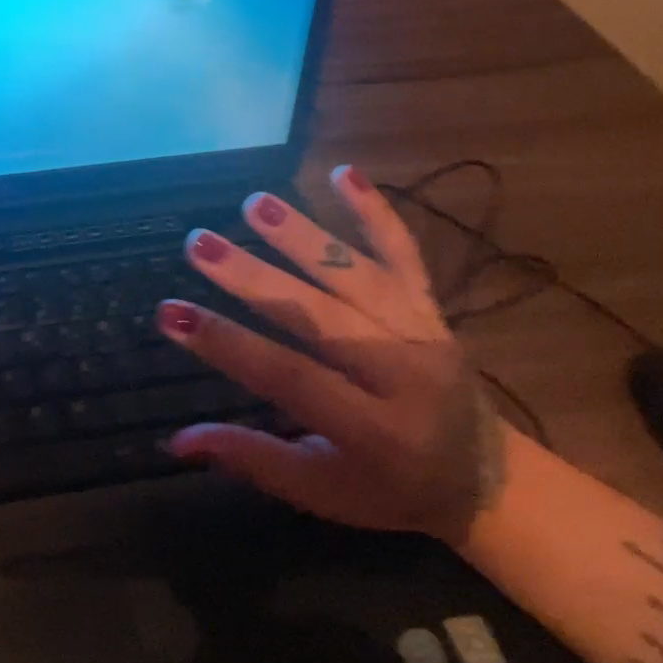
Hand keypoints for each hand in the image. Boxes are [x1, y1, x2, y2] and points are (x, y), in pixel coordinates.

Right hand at [158, 165, 505, 543]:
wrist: (491, 481)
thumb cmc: (391, 490)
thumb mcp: (320, 489)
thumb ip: (252, 457)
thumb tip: (177, 439)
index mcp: (374, 430)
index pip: (291, 377)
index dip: (228, 345)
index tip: (171, 314)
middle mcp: (404, 374)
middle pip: (322, 316)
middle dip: (255, 277)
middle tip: (199, 243)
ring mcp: (424, 332)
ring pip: (358, 276)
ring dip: (304, 236)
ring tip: (253, 203)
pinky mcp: (433, 308)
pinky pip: (405, 254)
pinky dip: (377, 211)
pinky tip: (343, 171)